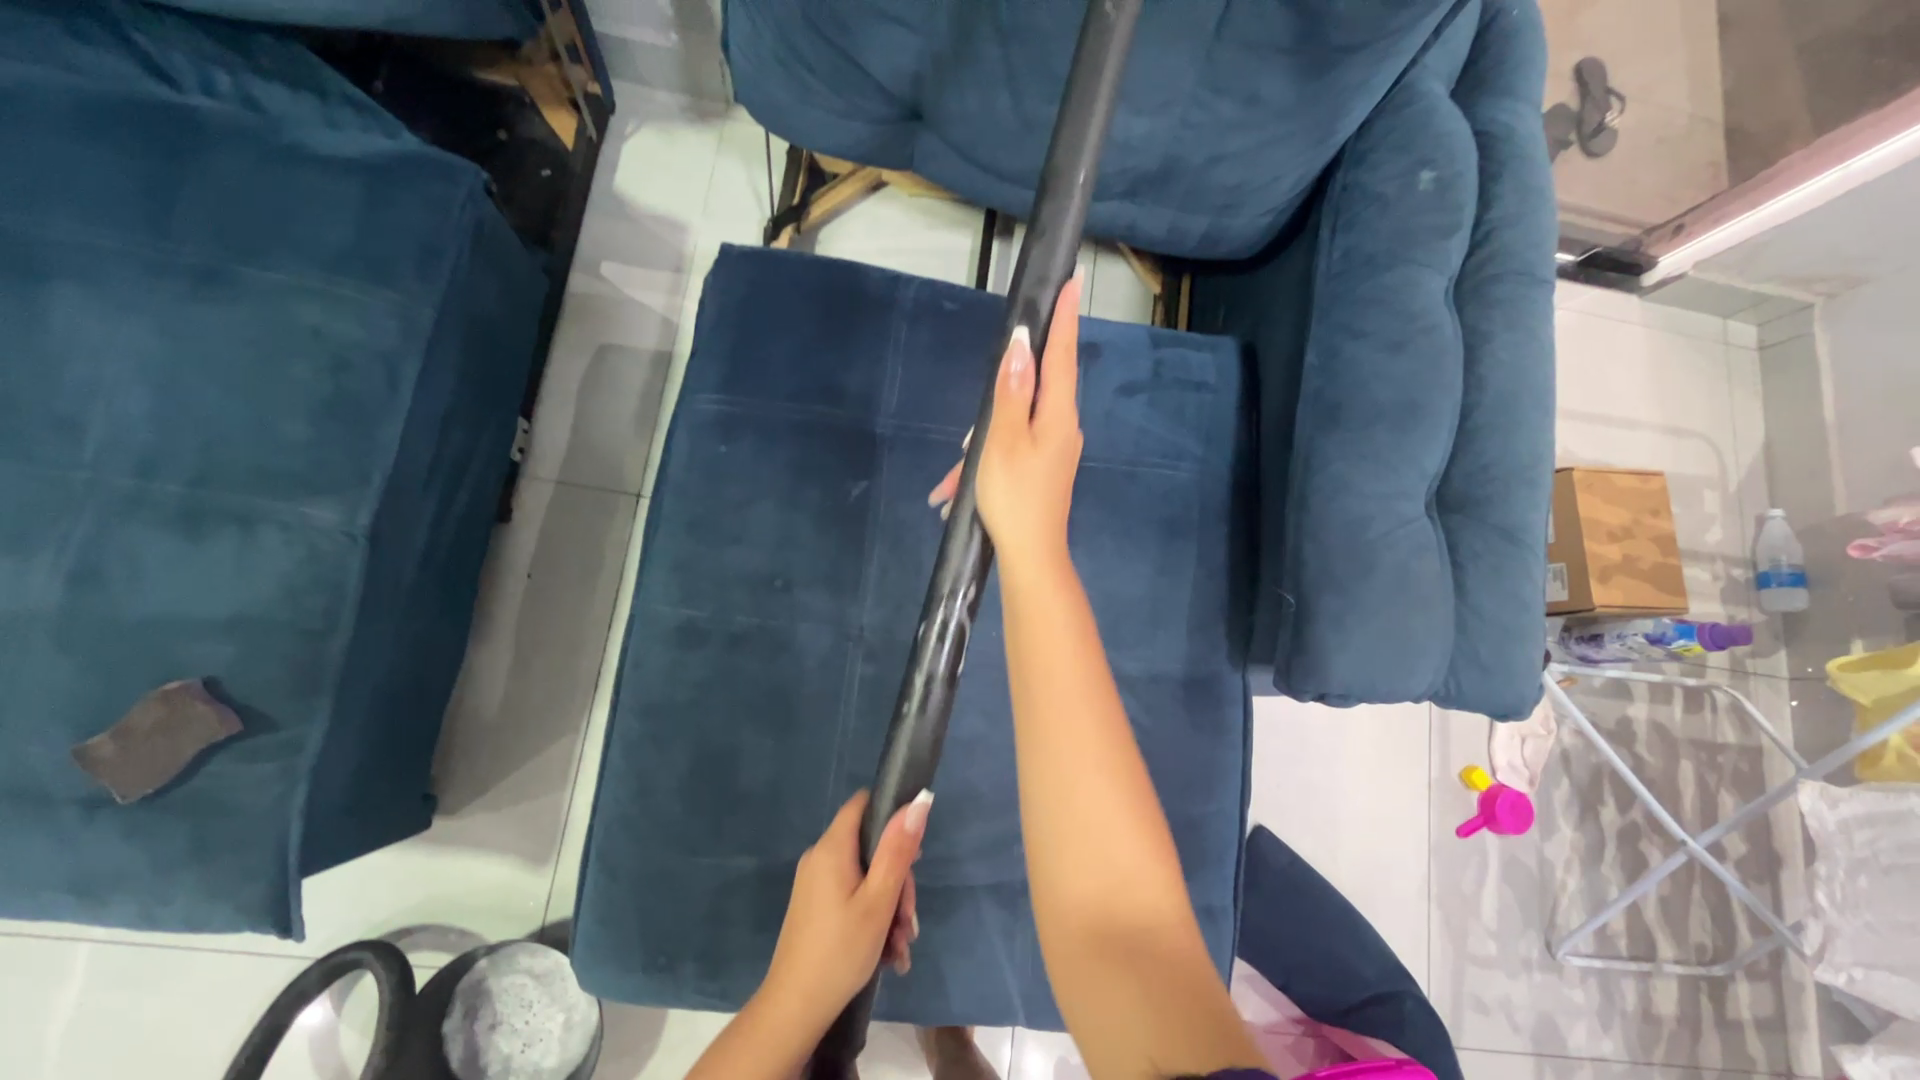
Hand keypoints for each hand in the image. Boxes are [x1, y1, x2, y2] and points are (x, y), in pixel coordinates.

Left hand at [763, 789, 931, 1019]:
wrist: (795, 1008)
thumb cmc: (841, 950)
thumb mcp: (879, 899)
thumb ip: (898, 849)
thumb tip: (919, 800)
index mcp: (832, 848)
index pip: (863, 804)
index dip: (892, 816)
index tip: (914, 850)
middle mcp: (820, 859)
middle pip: (871, 849)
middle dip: (899, 883)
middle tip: (908, 921)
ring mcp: (816, 885)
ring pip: (866, 880)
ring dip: (890, 909)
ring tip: (900, 948)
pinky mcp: (816, 909)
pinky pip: (853, 899)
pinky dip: (873, 920)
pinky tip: (888, 955)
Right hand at [927, 274, 1083, 571]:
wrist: (1031, 557)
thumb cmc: (1015, 496)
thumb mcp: (1003, 440)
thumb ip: (1011, 391)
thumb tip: (1021, 344)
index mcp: (1058, 414)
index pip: (1062, 353)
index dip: (1064, 317)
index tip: (1073, 281)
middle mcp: (1063, 427)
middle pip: (1031, 391)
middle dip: (996, 406)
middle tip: (973, 445)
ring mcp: (1054, 450)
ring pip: (1012, 427)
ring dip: (981, 447)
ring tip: (956, 482)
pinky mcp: (1043, 469)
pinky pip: (1010, 451)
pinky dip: (985, 465)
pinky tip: (957, 494)